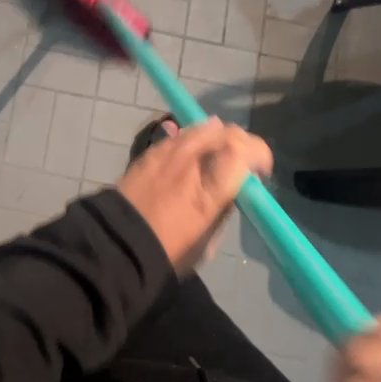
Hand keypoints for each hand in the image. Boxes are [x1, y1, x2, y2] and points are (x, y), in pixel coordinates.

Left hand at [115, 118, 270, 273]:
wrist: (118, 244)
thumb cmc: (167, 252)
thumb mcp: (206, 241)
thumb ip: (222, 209)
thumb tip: (233, 189)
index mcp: (207, 193)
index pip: (239, 153)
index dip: (258, 152)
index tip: (262, 168)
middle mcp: (189, 166)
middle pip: (222, 134)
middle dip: (241, 140)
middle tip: (246, 155)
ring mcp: (166, 156)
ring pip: (199, 129)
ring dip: (217, 133)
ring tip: (222, 144)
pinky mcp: (148, 154)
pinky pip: (177, 135)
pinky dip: (191, 135)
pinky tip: (194, 142)